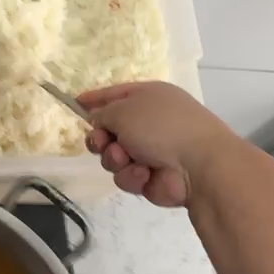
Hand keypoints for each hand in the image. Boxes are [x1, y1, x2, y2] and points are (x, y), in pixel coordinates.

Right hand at [80, 81, 240, 206]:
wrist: (198, 164)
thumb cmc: (161, 126)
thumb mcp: (123, 109)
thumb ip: (102, 113)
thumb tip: (98, 121)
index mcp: (148, 97)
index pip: (115, 94)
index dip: (94, 99)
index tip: (75, 104)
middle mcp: (149, 123)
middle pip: (109, 130)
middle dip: (100, 138)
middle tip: (102, 142)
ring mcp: (151, 152)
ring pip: (113, 157)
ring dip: (114, 158)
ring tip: (125, 157)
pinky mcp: (151, 178)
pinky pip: (127, 177)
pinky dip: (131, 175)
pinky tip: (144, 173)